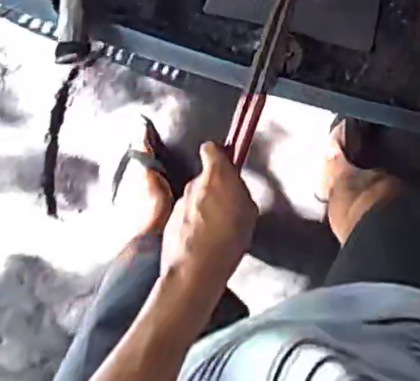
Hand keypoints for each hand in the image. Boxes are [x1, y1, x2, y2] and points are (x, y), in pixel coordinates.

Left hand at [160, 142, 255, 288]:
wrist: (195, 271)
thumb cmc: (227, 240)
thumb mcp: (249, 212)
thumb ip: (241, 193)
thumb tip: (236, 191)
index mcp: (216, 174)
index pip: (211, 148)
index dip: (218, 155)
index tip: (225, 164)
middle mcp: (194, 183)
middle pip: (204, 178)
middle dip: (213, 189)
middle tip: (226, 208)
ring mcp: (180, 203)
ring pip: (194, 200)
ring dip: (202, 210)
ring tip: (215, 232)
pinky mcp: (169, 222)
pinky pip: (185, 218)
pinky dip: (192, 226)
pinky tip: (203, 244)